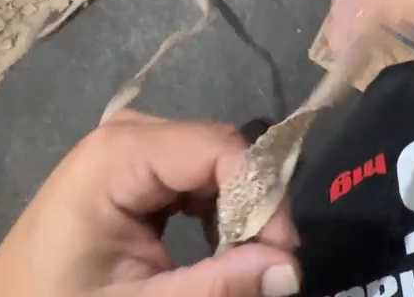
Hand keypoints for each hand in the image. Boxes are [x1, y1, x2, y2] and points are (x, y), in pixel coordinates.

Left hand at [0, 111, 300, 296]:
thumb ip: (218, 285)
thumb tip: (292, 270)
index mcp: (121, 153)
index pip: (221, 148)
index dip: (263, 196)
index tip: (286, 257)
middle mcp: (129, 132)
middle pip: (218, 153)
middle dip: (252, 208)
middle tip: (270, 269)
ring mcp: (129, 146)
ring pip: (212, 165)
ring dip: (237, 214)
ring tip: (243, 266)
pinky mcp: (131, 167)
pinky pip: (192, 177)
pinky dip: (214, 214)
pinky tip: (216, 251)